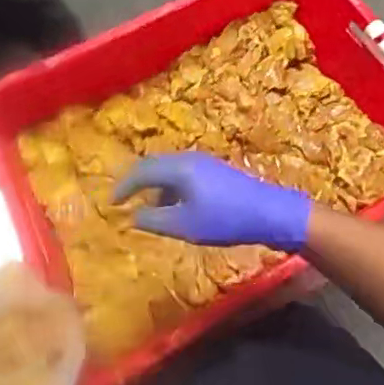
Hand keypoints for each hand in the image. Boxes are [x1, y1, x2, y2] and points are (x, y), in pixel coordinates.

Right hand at [114, 152, 311, 250]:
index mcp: (178, 167)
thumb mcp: (185, 225)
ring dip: (155, 188)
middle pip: (154, 165)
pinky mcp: (215, 172)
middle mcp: (188, 158)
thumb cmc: (225, 219)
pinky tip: (176, 208)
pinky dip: (170, 189)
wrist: (271, 213)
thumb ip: (154, 220)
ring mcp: (204, 163)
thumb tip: (133, 216)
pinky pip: (182, 175)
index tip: (112, 202)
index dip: (124, 186)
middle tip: (125, 200)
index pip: (141, 171)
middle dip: (137, 182)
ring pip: (169, 171)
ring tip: (149, 210)